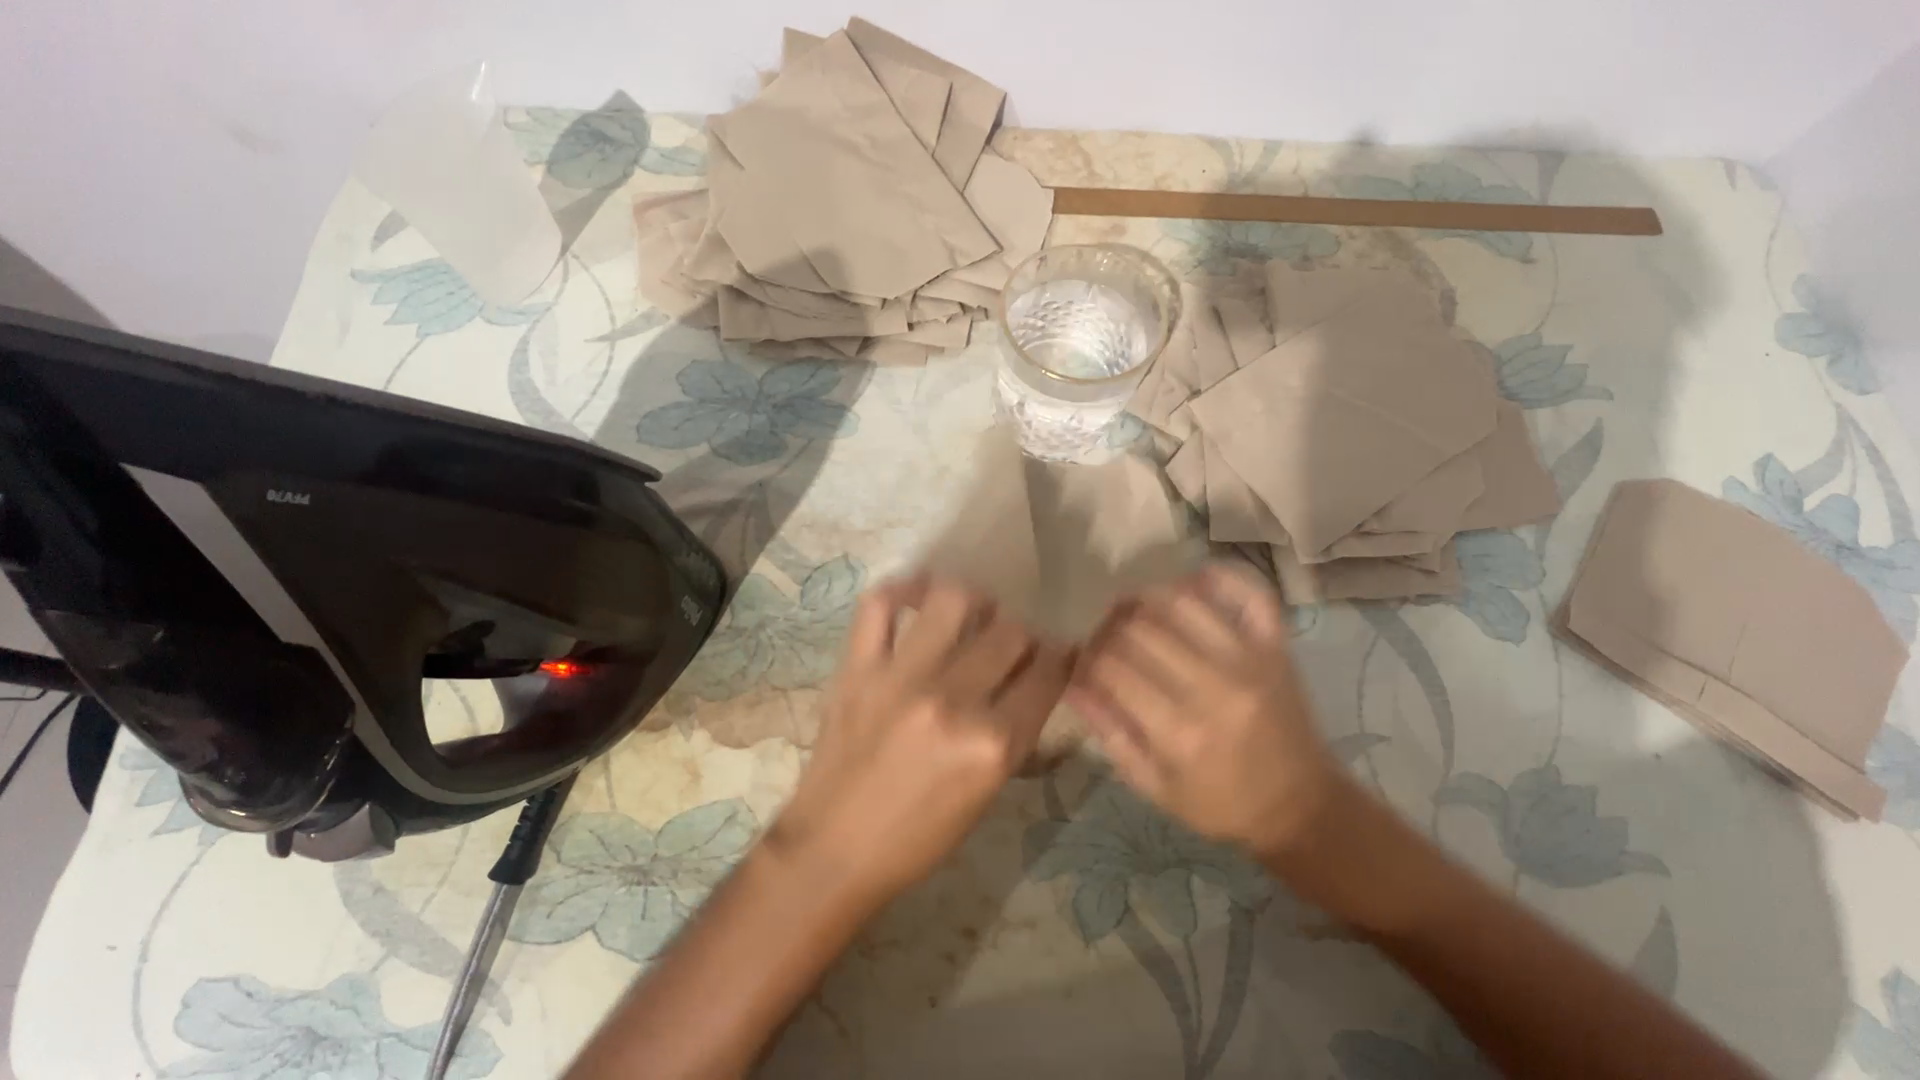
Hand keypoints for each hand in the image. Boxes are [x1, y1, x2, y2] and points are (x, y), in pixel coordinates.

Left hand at [768, 575, 1073, 901]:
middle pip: (1011, 632)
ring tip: (971, 615)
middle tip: (1011, 643)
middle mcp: (953, 701)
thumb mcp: (987, 793)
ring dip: (975, 602)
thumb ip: (1014, 732)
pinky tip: (918, 597)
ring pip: (955, 601)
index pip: (1047, 673)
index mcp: (993, 744)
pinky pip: (880, 604)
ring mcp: (901, 678)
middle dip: (1023, 634)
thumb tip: (1033, 678)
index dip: (1061, 656)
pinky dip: (903, 590)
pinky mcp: (858, 668)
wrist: (834, 850)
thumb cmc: (918, 837)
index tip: (1057, 651)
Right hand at [1067, 562, 1342, 857]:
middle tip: (1105, 643)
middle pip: (1139, 629)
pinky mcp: (1275, 646)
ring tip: (1136, 615)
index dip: (1086, 659)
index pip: (1112, 667)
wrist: (1300, 806)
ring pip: (1181, 601)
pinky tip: (1190, 584)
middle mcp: (1213, 686)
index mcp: (1179, 731)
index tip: (1083, 666)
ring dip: (1146, 600)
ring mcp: (1248, 659)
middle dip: (1109, 631)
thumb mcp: (1154, 788)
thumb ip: (1111, 734)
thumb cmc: (1220, 804)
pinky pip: (1248, 592)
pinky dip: (1217, 577)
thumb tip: (1072, 684)